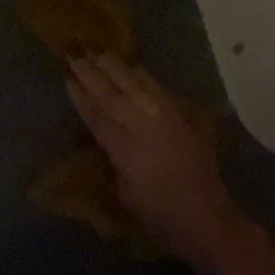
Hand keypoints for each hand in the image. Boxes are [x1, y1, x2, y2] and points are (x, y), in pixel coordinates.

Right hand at [67, 55, 245, 269]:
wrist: (207, 219)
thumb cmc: (160, 217)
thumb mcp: (126, 194)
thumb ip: (114, 161)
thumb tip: (106, 139)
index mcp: (127, 150)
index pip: (97, 116)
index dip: (81, 97)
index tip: (67, 78)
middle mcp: (145, 128)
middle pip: (113, 95)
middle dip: (93, 75)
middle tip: (77, 56)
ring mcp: (166, 120)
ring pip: (136, 86)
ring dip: (116, 69)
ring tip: (100, 54)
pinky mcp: (182, 119)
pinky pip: (157, 90)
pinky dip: (142, 77)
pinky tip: (133, 69)